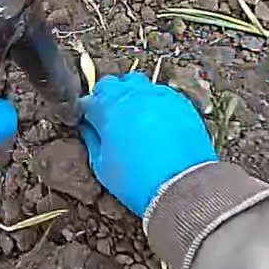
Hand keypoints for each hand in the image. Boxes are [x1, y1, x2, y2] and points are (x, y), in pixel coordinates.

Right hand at [78, 73, 217, 216]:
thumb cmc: (141, 181)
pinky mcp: (179, 101)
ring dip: (130, 95)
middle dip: (106, 97)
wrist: (181, 184)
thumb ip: (92, 141)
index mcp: (108, 110)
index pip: (88, 100)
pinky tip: (155, 121)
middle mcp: (132, 96)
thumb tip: (89, 129)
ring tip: (132, 117)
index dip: (86, 112)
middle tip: (109, 117)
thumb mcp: (102, 167)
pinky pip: (160, 93)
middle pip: (111, 84)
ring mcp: (157, 96)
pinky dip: (153, 102)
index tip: (90, 121)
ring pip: (136, 83)